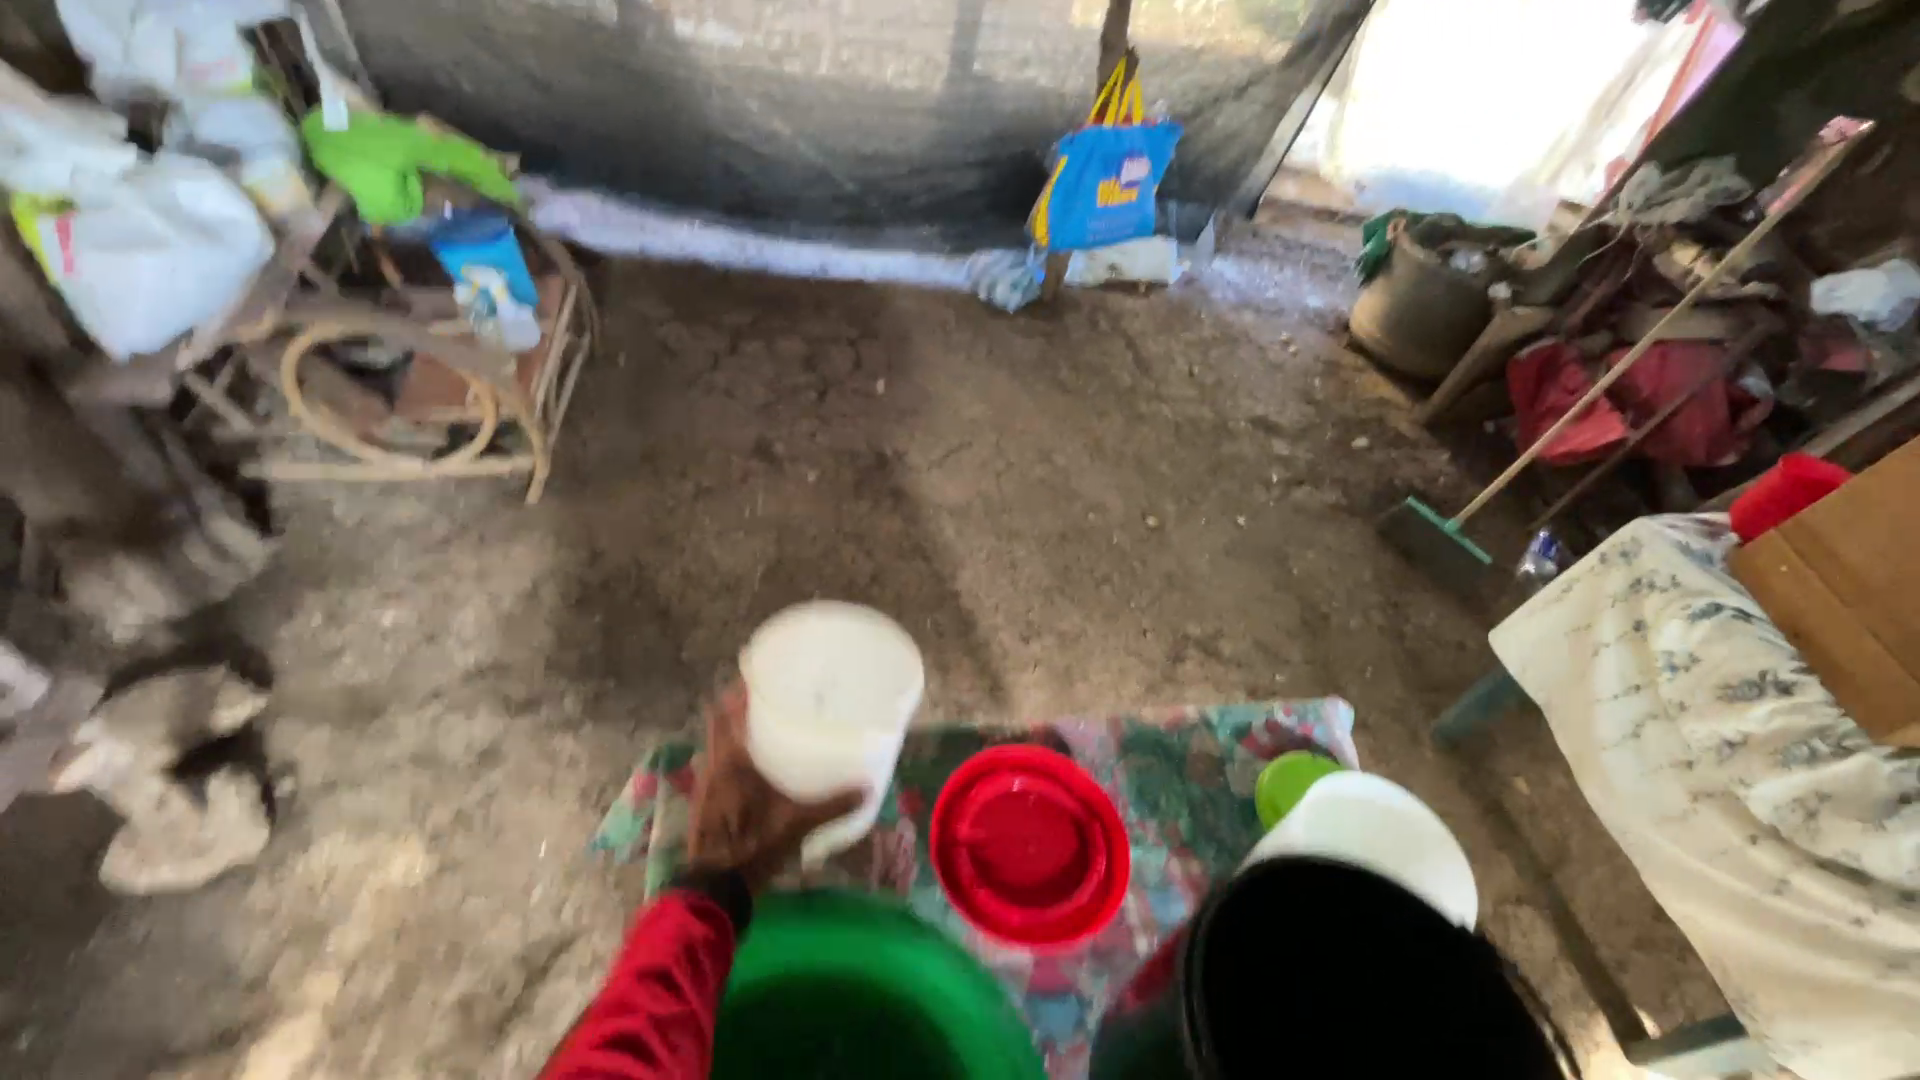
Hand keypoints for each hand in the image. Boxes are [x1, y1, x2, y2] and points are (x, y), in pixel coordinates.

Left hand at [686, 684, 864, 890]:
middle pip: (718, 724)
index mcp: (732, 761)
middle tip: (764, 699)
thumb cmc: (753, 845)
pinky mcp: (704, 802)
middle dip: (736, 709)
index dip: (736, 692)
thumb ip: (832, 805)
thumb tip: (868, 788)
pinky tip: (749, 767)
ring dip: (730, 733)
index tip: (753, 676)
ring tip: (759, 728)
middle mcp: (713, 765)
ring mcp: (705, 784)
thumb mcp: (797, 824)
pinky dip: (728, 757)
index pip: (726, 713)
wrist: (713, 885)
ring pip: (715, 745)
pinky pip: (715, 766)